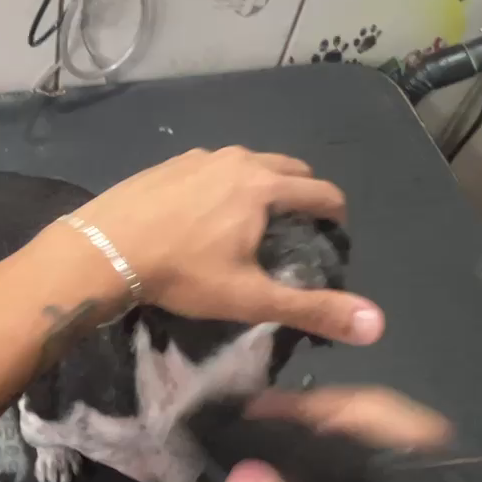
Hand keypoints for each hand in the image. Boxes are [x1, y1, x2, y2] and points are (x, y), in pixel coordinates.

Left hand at [60, 147, 381, 344]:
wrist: (103, 248)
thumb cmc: (181, 272)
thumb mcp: (250, 297)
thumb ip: (314, 309)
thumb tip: (378, 324)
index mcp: (262, 185)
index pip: (321, 192)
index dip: (336, 217)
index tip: (331, 240)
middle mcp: (234, 160)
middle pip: (288, 169)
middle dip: (303, 194)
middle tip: (297, 230)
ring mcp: (196, 157)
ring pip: (247, 163)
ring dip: (262, 184)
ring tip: (254, 221)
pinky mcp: (167, 163)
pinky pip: (211, 167)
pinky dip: (224, 182)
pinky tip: (205, 212)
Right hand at [218, 388, 481, 481]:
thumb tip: (237, 479)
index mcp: (431, 474)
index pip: (366, 409)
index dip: (306, 406)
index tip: (254, 412)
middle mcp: (442, 460)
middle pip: (366, 409)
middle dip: (309, 412)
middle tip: (256, 423)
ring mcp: (440, 470)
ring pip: (372, 422)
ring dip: (321, 426)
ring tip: (272, 435)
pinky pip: (379, 443)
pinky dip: (339, 444)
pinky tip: (308, 460)